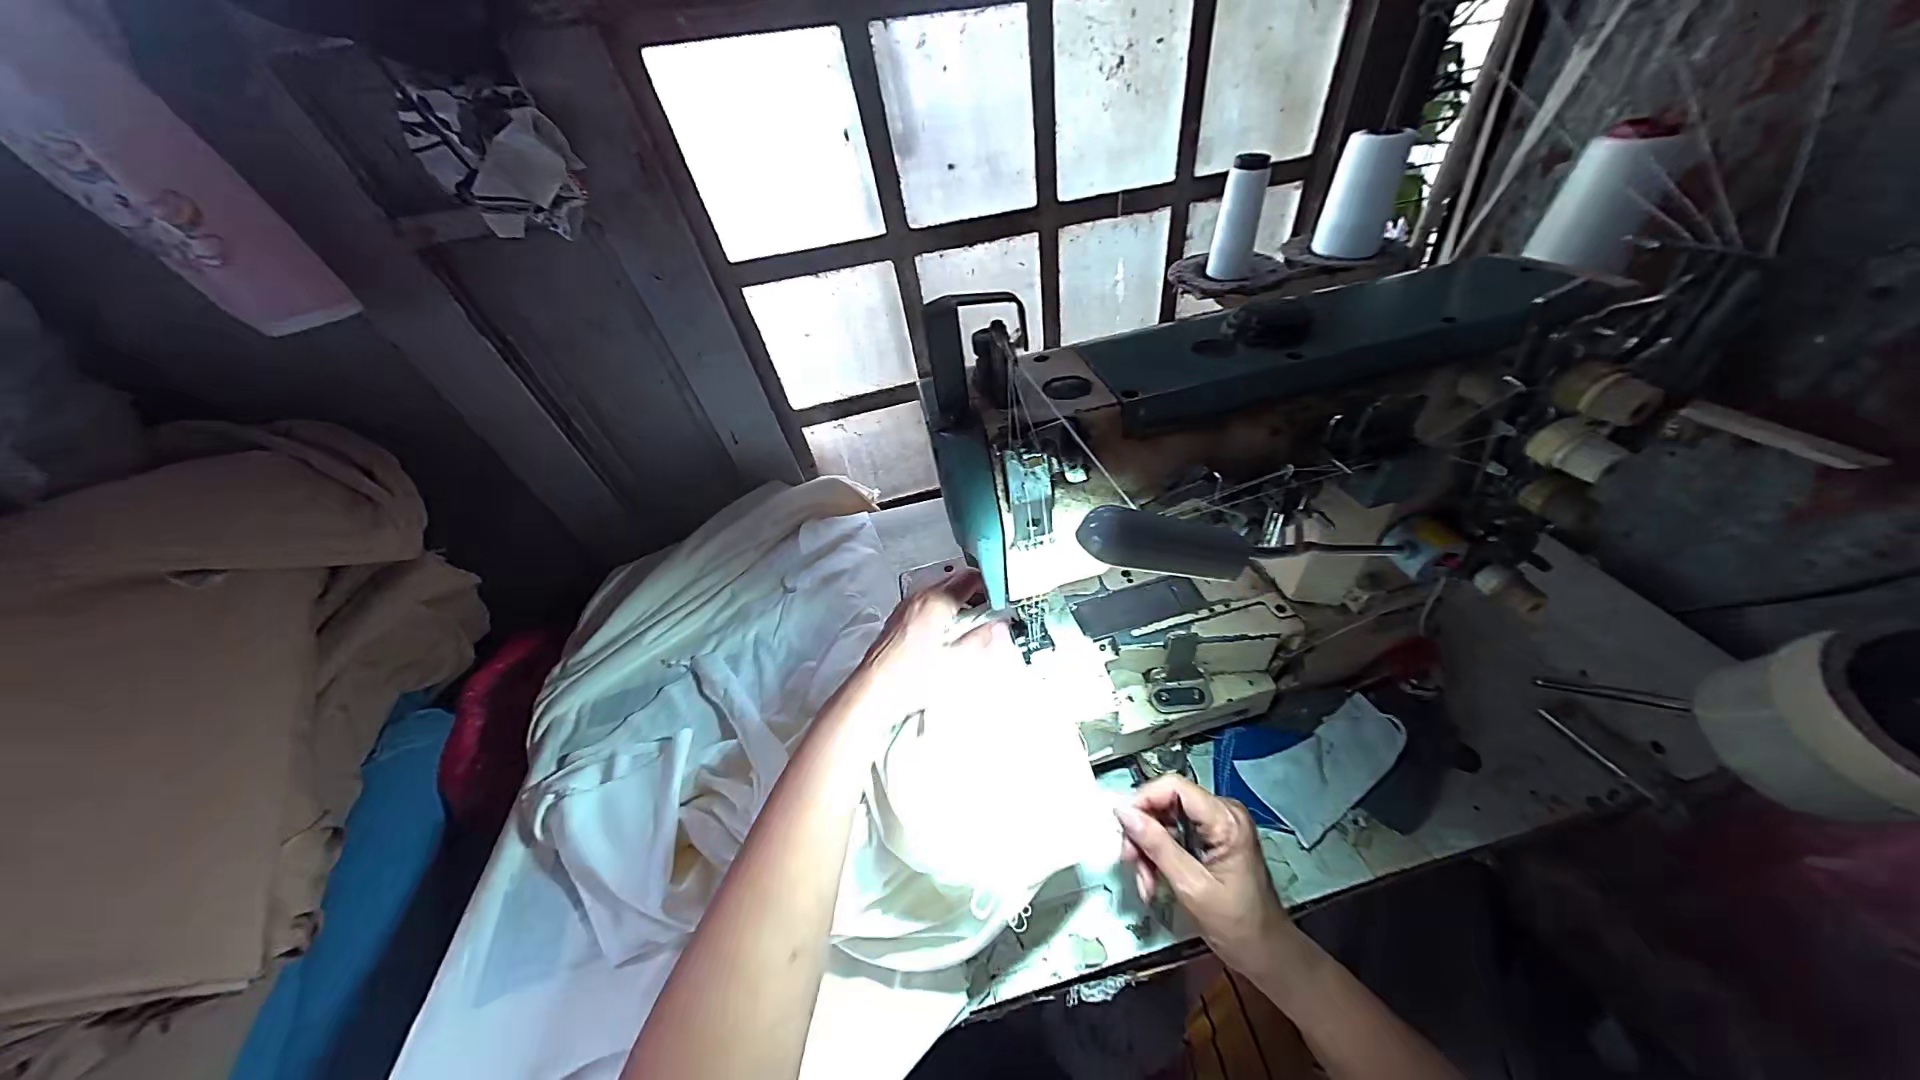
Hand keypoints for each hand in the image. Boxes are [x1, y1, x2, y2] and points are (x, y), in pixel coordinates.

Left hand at [849, 567, 1011, 722]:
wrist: (874, 691)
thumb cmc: (907, 678)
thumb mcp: (957, 662)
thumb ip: (981, 639)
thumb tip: (996, 627)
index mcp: (936, 602)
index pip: (971, 577)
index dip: (992, 587)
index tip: (1002, 601)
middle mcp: (919, 597)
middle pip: (957, 582)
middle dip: (977, 596)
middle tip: (991, 615)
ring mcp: (907, 606)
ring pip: (942, 593)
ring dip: (960, 605)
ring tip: (970, 629)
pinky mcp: (900, 618)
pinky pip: (928, 605)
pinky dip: (943, 613)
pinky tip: (947, 636)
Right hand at [1116, 775, 1297, 977]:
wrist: (1267, 954)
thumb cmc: (1236, 925)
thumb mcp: (1191, 886)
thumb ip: (1157, 846)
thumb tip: (1123, 812)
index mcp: (1226, 819)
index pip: (1174, 786)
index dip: (1143, 800)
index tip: (1123, 827)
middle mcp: (1223, 812)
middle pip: (1166, 803)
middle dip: (1144, 833)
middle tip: (1131, 862)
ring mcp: (1218, 824)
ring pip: (1166, 820)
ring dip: (1149, 850)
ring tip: (1146, 883)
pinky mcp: (1212, 838)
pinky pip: (1174, 834)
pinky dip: (1160, 855)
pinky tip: (1154, 881)